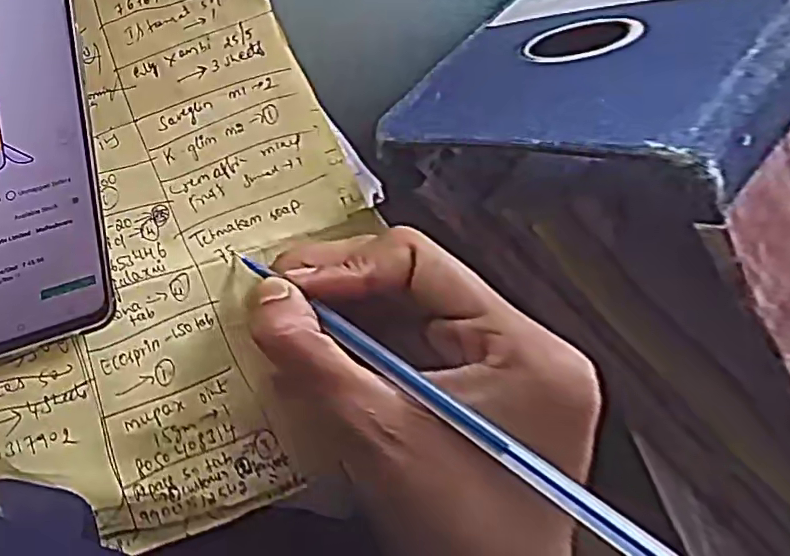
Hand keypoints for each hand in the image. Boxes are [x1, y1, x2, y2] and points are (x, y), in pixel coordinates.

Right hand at [245, 227, 599, 555]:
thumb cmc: (463, 531)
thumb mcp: (379, 434)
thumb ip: (315, 356)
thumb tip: (267, 296)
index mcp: (521, 348)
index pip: (416, 261)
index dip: (344, 264)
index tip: (290, 283)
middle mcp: (506, 345)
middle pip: (395, 276)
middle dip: (329, 288)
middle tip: (277, 298)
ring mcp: (477, 363)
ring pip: (381, 304)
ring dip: (326, 314)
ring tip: (285, 329)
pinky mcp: (446, 382)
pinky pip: (380, 336)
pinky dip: (336, 340)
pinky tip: (306, 356)